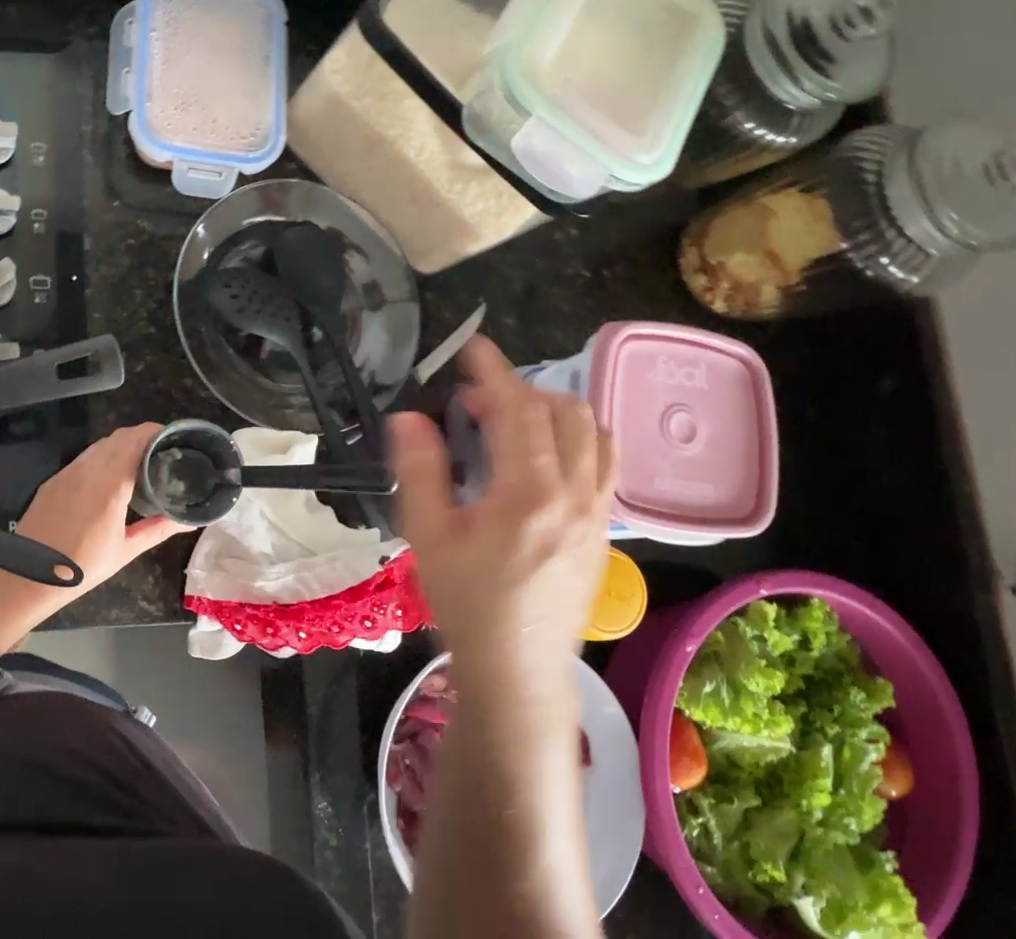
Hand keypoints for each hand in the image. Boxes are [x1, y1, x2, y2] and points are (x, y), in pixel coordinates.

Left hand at [13, 423, 189, 591]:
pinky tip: (109, 476)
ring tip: (138, 462)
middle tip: (161, 450)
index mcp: (109, 485)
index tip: (173, 437)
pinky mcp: (53, 481)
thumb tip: (189, 521)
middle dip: (140, 437)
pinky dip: (101, 458)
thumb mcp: (125, 550)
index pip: (134, 441)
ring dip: (120, 446)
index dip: (155, 432)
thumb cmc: (81, 567)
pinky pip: (82, 459)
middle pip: (117, 437)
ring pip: (98, 446)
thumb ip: (158, 529)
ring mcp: (66, 473)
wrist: (28, 576)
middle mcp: (87, 471)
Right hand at [390, 337, 617, 677]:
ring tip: (514, 422)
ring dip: (556, 411)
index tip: (472, 347)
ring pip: (595, 434)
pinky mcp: (605, 531)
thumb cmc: (465, 602)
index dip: (494, 372)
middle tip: (475, 401)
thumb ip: (420, 471)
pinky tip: (546, 458)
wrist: (518, 668)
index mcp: (528, 493)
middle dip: (521, 391)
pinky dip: (579, 439)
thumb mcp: (428, 536)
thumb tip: (409, 418)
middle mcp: (576, 493)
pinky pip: (606, 464)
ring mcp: (599, 513)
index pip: (518, 410)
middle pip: (564, 412)